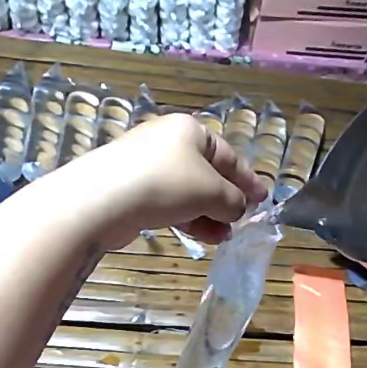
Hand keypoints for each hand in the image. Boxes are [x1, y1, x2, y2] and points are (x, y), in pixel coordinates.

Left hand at [47, 113, 265, 246]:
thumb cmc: (167, 184)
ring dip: (208, 214)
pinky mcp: (132, 191)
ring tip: (224, 236)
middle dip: (226, 200)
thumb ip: (233, 200)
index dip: (248, 179)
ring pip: (187, 192)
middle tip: (242, 222)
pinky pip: (168, 203)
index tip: (262, 199)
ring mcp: (146, 167)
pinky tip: (203, 236)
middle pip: (207, 174)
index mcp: (190, 130)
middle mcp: (168, 143)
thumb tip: (237, 209)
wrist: (104, 199)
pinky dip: (187, 218)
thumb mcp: (212, 192)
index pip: (228, 155)